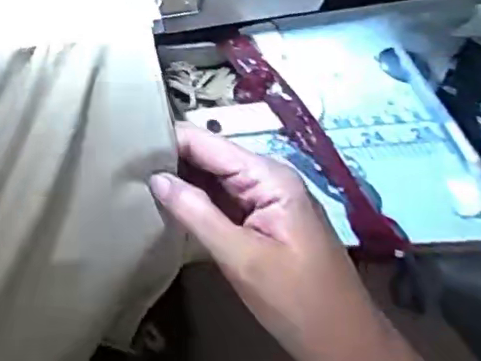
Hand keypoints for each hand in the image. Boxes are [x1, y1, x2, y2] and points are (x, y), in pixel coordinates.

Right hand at [149, 124, 419, 360]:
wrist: (353, 352)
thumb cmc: (301, 304)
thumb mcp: (243, 259)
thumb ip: (196, 213)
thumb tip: (155, 177)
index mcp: (268, 175)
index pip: (204, 141)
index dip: (165, 141)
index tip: (128, 148)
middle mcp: (267, 174)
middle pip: (206, 153)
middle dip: (170, 159)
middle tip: (127, 165)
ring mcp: (266, 194)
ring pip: (210, 173)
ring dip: (180, 178)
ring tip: (139, 178)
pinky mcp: (262, 214)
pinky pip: (220, 194)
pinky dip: (195, 197)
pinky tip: (168, 200)